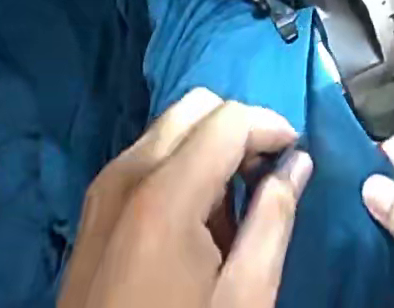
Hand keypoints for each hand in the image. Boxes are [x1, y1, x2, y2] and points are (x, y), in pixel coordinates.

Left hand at [59, 88, 313, 307]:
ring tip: (236, 203)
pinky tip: (199, 215)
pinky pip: (149, 152)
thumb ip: (273, 221)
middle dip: (238, 127)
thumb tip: (296, 162)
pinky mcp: (96, 201)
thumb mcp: (242, 301)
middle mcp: (129, 170)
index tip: (296, 152)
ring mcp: (106, 183)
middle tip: (267, 173)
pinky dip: (182, 160)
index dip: (269, 125)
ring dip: (210, 142)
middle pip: (195, 106)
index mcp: (164, 192)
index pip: (227, 119)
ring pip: (171, 124)